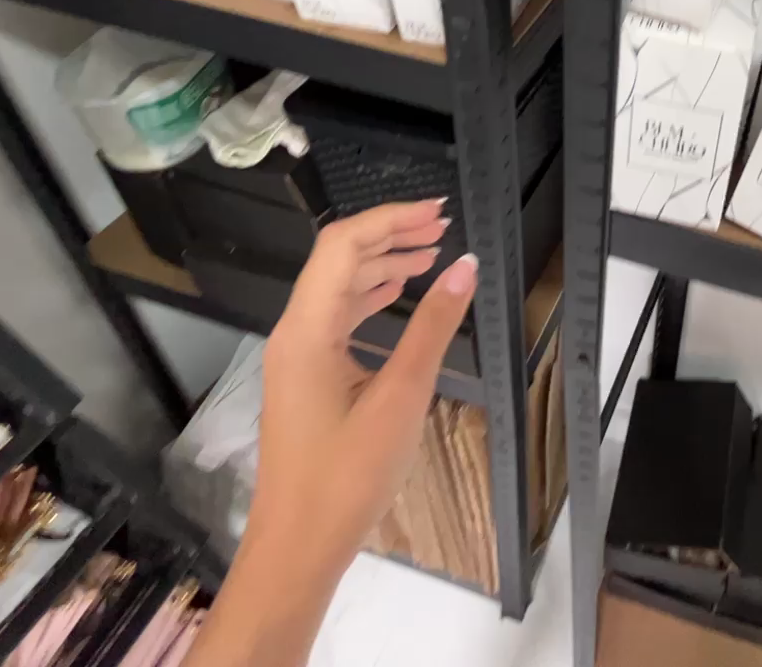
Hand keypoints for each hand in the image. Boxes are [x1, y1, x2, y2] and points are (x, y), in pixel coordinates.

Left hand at [249, 199, 476, 560]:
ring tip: (430, 254)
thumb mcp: (402, 396)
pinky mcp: (307, 375)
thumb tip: (466, 267)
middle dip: (390, 235)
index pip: (343, 246)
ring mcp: (298, 355)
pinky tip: (399, 292)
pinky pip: (338, 315)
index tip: (438, 213)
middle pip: (338, 259)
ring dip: (383, 263)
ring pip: (338, 286)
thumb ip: (434, 325)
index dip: (390, 219)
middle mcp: (295, 332)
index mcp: (307, 330)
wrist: (299, 547)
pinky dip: (372, 294)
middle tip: (442, 227)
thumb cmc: (349, 475)